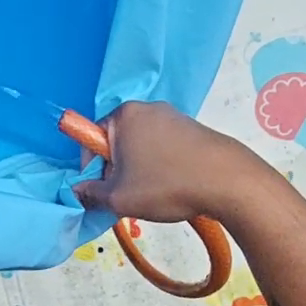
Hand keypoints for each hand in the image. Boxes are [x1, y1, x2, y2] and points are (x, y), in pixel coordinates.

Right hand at [73, 101, 272, 221]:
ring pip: (140, 147)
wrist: (227, 182)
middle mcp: (147, 108)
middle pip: (116, 142)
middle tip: (126, 196)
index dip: (91, 169)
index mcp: (123, 115)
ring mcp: (173, 116)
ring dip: (137, 169)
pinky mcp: (193, 128)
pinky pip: (162, 147)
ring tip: (152, 194)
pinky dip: (160, 166)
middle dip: (116, 169)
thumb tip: (78, 192)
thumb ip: (90, 194)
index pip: (90, 139)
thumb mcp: (117, 198)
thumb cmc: (165, 185)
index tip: (102, 190)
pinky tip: (172, 185)